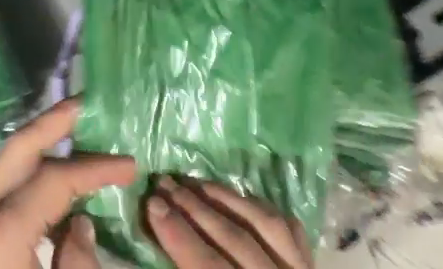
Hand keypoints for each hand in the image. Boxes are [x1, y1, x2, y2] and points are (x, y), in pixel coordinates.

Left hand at [0, 99, 136, 268]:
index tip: (131, 163)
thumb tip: (79, 224)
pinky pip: (0, 192)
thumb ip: (78, 259)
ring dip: (41, 147)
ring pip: (5, 166)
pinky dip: (28, 178)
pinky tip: (52, 185)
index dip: (96, 167)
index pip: (56, 178)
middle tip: (89, 104)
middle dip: (54, 122)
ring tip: (77, 136)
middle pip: (19, 149)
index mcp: (2, 228)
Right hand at [145, 178, 313, 268]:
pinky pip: (290, 231)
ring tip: (194, 182)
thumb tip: (163, 246)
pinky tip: (241, 197)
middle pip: (233, 239)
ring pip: (264, 225)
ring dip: (225, 199)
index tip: (152, 203)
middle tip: (164, 182)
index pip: (207, 265)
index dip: (178, 233)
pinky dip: (263, 209)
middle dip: (194, 207)